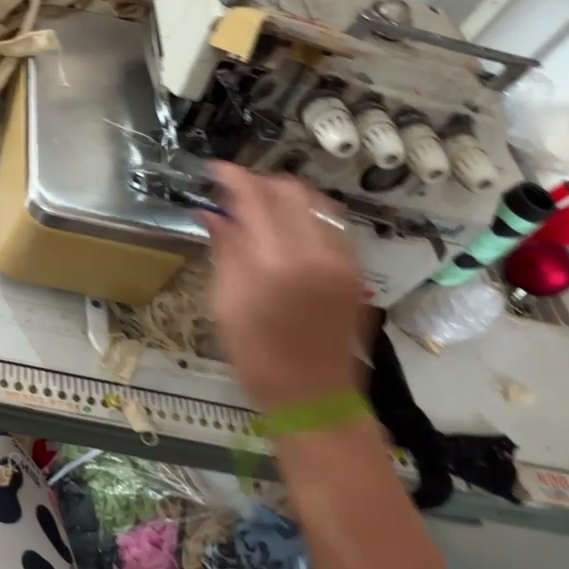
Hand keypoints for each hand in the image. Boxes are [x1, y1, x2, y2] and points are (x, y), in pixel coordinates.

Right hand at [202, 162, 365, 410]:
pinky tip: (288, 231)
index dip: (233, 177)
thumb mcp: (226, 306)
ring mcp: (343, 260)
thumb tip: (212, 214)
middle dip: (260, 183)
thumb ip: (224, 252)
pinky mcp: (356, 272)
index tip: (213, 170)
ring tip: (260, 207)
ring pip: (317, 203)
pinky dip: (308, 217)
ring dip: (286, 197)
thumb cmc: (258, 358)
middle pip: (291, 191)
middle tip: (233, 192)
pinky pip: (333, 226)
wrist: (314, 398)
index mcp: (277, 263)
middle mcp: (316, 252)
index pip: (256, 197)